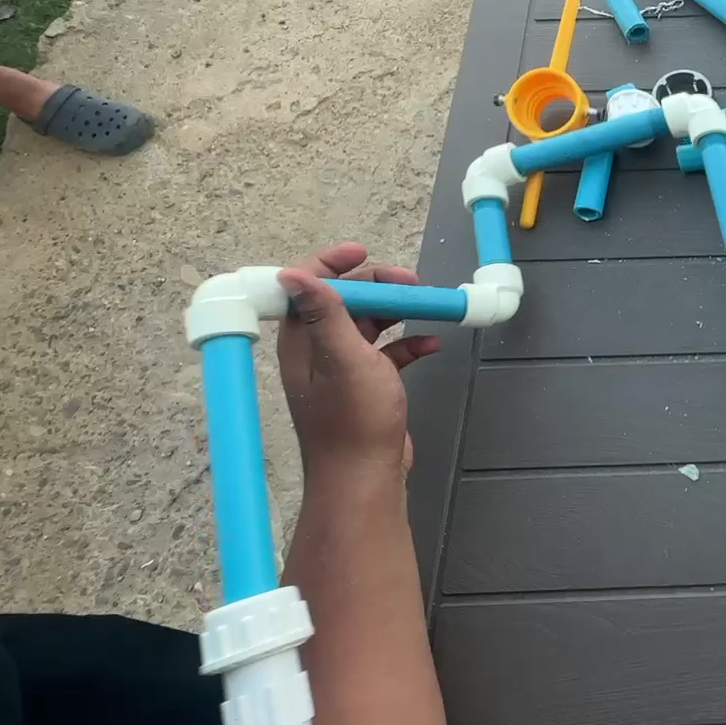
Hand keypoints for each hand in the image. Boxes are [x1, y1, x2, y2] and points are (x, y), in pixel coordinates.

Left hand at [276, 243, 440, 479]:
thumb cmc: (355, 417)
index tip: (363, 250)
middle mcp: (318, 350)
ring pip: (368, 323)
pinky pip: (388, 351)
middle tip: (411, 283)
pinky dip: (409, 343)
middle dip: (376, 285)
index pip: (305, 288)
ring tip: (427, 307)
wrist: (366, 474)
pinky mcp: (368, 384)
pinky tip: (431, 345)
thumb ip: (325, 315)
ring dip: (397, 311)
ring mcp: (343, 368)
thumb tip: (294, 274)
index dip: (329, 264)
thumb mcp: (344, 360)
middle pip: (344, 301)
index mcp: (303, 341)